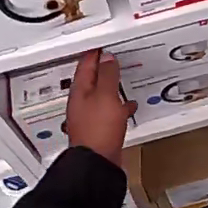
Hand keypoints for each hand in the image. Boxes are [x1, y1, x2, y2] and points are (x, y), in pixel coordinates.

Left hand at [65, 50, 133, 165]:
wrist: (97, 163)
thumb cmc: (97, 131)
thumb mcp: (106, 96)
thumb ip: (108, 75)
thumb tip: (107, 58)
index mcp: (80, 91)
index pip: (86, 64)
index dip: (95, 52)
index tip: (104, 45)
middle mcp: (81, 103)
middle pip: (91, 78)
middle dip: (102, 68)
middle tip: (111, 58)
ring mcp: (89, 117)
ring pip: (100, 94)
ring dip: (111, 86)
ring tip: (121, 79)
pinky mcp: (98, 129)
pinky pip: (109, 110)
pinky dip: (118, 105)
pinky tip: (127, 106)